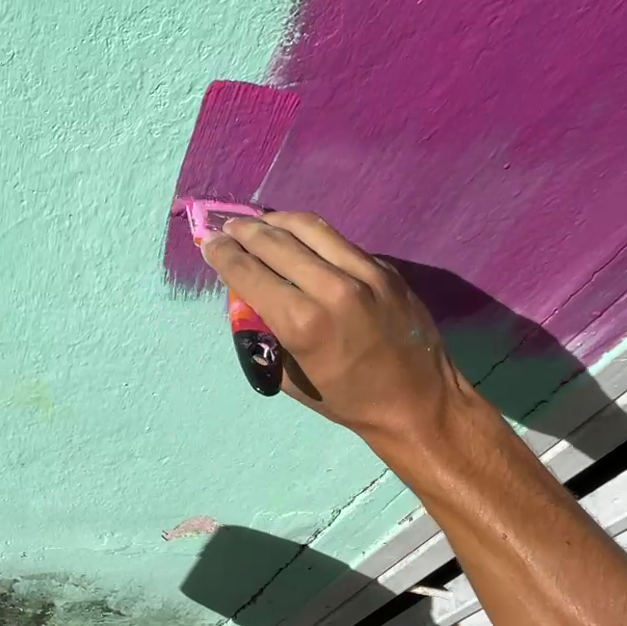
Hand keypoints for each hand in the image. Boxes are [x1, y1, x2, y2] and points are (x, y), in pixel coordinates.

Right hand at [198, 211, 474, 444]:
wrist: (419, 404)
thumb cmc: (345, 399)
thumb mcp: (287, 374)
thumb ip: (263, 330)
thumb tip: (245, 294)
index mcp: (301, 323)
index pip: (249, 273)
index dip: (222, 254)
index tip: (208, 243)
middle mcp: (332, 290)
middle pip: (275, 243)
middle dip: (243, 232)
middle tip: (227, 228)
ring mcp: (365, 275)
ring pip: (310, 228)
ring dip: (276, 221)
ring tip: (259, 222)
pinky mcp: (386, 269)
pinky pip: (339, 240)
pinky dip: (310, 234)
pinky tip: (297, 237)